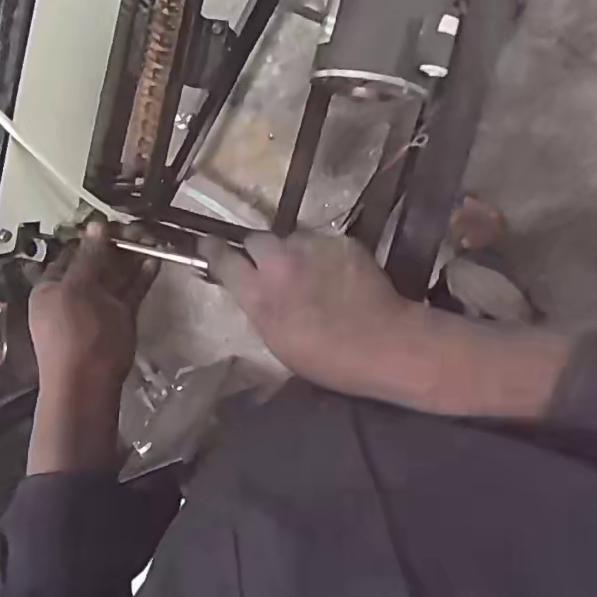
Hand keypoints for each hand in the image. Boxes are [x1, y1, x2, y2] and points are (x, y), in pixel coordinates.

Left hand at [27, 221, 158, 472]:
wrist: (86, 384)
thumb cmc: (74, 333)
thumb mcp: (77, 289)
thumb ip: (90, 257)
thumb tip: (96, 225)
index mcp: (52, 287)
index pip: (72, 253)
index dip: (92, 237)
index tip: (114, 223)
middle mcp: (74, 294)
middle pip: (97, 263)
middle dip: (118, 245)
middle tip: (139, 229)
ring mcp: (98, 307)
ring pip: (116, 276)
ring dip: (133, 257)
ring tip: (152, 238)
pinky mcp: (120, 319)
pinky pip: (131, 292)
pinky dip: (142, 277)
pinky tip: (155, 261)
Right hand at [200, 232, 418, 398]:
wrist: (387, 345)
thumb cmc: (326, 358)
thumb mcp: (275, 339)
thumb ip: (257, 306)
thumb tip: (248, 288)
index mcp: (258, 292)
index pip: (222, 258)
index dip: (213, 250)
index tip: (208, 245)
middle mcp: (279, 262)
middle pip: (256, 239)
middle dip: (259, 250)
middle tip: (270, 267)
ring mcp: (312, 247)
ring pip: (292, 239)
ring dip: (294, 252)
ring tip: (310, 273)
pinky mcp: (341, 241)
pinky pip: (322, 243)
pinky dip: (324, 255)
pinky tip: (337, 275)